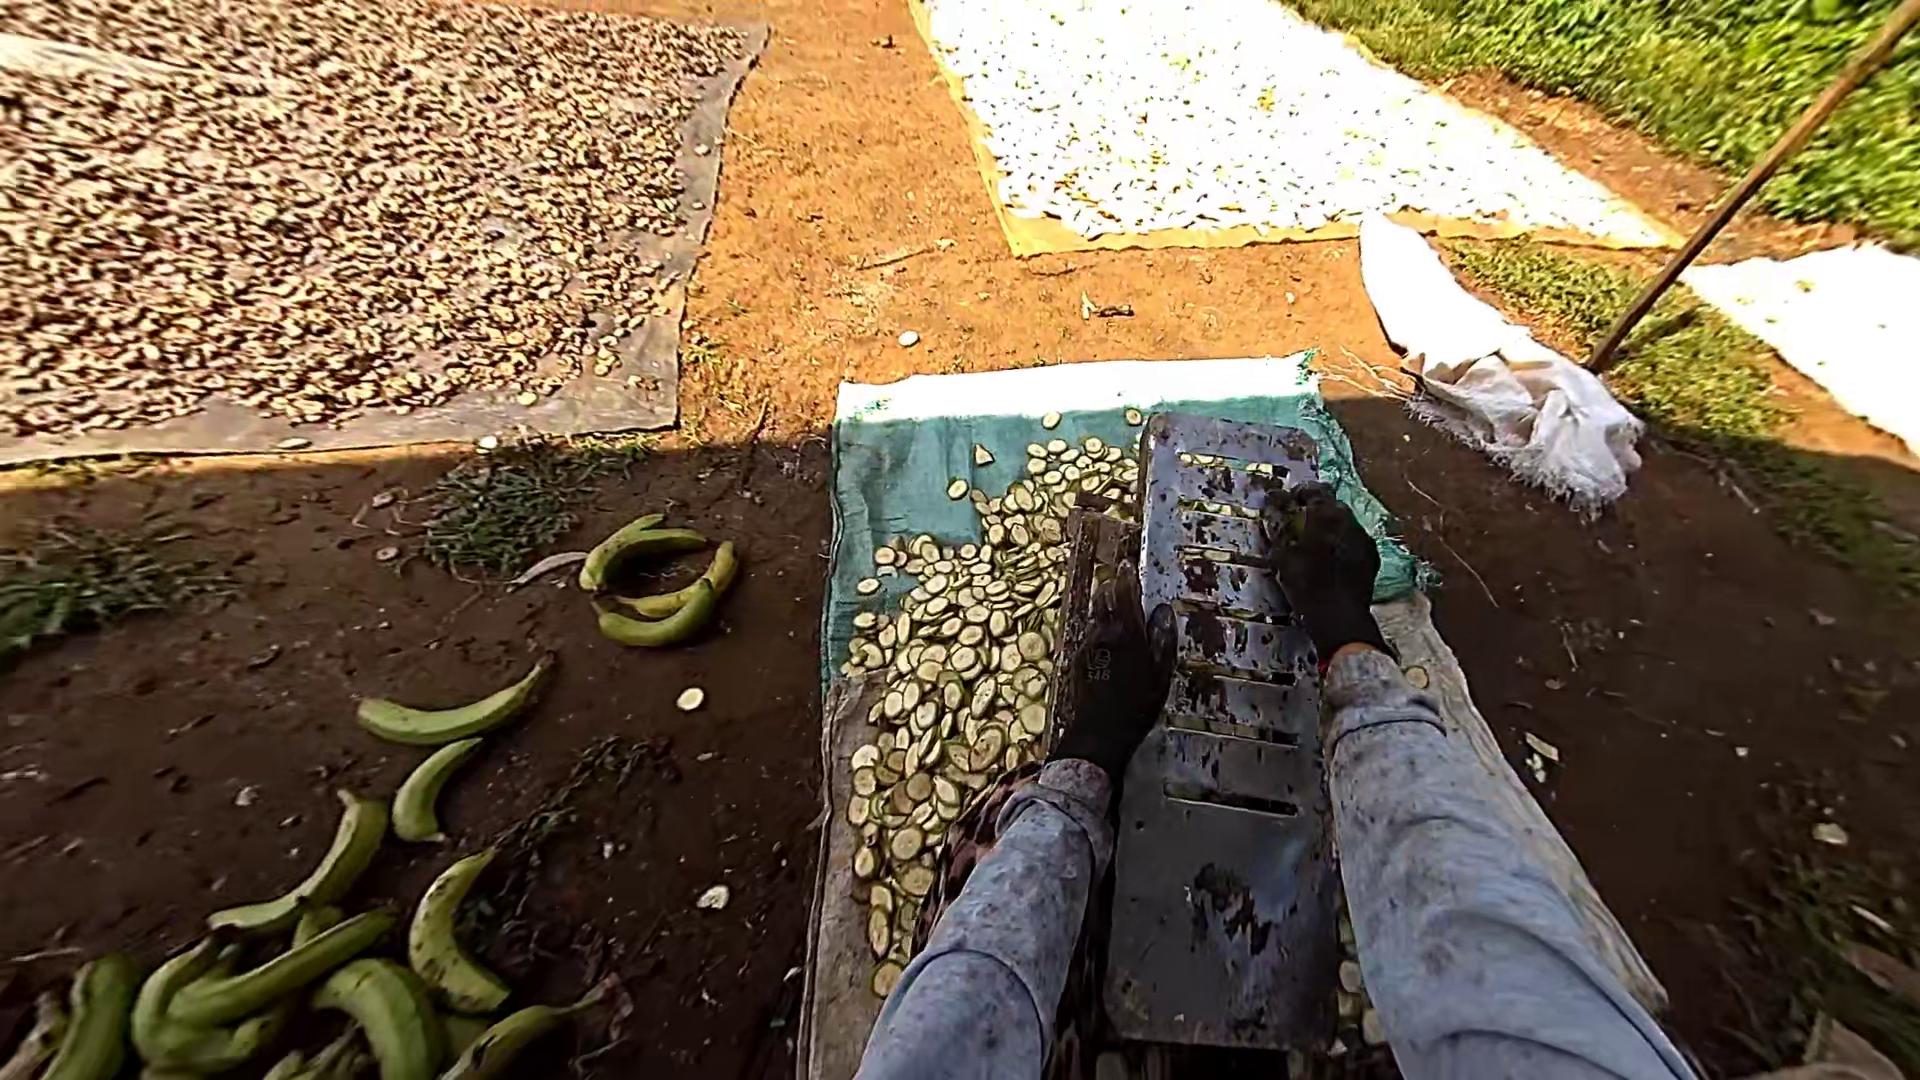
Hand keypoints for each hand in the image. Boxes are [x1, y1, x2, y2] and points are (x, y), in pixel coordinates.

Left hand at [1050, 564, 1176, 784]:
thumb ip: (1162, 639)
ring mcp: (1087, 644)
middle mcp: (1103, 633)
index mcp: (1127, 633)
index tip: (1128, 565)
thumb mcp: (1160, 673)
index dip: (1127, 577)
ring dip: (1104, 608)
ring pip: (1094, 616)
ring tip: (1116, 611)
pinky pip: (1089, 634)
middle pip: (1103, 599)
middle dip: (1111, 588)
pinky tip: (1107, 641)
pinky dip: (1098, 629)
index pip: (1125, 594)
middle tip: (1121, 585)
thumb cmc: (1137, 704)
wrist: (1100, 730)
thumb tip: (1163, 611)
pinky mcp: (1077, 656)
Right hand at [1261, 482, 1389, 661]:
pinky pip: (1353, 539)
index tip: (1286, 501)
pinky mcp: (1371, 556)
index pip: (1314, 490)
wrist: (1338, 615)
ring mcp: (1364, 538)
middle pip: (1332, 504)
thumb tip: (1274, 501)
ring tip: (1312, 541)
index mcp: (1326, 515)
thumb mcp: (1282, 553)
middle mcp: (1350, 521)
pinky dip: (1340, 541)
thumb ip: (1279, 524)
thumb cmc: (1304, 582)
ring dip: (1328, 526)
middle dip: (1315, 509)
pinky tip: (1329, 557)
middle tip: (1296, 522)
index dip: (1299, 493)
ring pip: (1344, 522)